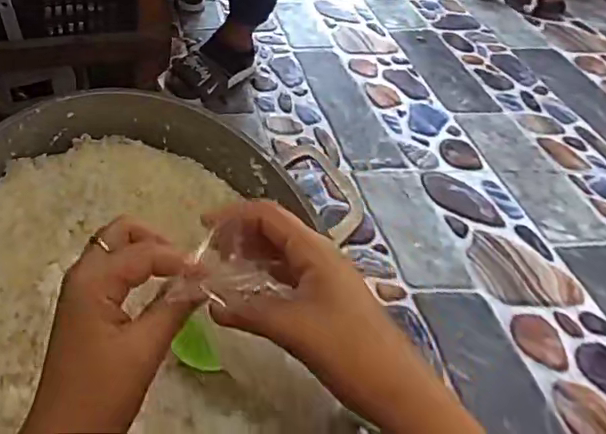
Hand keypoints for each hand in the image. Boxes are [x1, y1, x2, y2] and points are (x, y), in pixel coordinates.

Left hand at [18, 218, 200, 433]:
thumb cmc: (101, 393)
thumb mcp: (142, 352)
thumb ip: (171, 309)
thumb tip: (199, 281)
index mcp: (92, 279)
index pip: (140, 251)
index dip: (175, 257)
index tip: (206, 270)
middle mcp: (81, 274)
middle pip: (119, 233)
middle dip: (153, 240)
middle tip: (184, 263)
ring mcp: (78, 289)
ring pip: (112, 248)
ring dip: (142, 251)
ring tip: (174, 272)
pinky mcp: (82, 306)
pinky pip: (108, 269)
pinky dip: (132, 267)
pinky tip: (153, 286)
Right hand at [201, 202, 474, 433]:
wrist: (402, 392)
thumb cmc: (349, 350)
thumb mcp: (293, 328)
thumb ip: (249, 311)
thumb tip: (211, 302)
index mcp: (313, 248)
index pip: (266, 214)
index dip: (233, 215)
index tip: (204, 226)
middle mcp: (319, 254)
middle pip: (272, 229)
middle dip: (239, 234)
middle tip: (211, 253)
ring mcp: (325, 276)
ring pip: (280, 252)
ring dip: (251, 256)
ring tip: (225, 271)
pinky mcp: (328, 298)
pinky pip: (289, 274)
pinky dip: (265, 276)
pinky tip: (251, 294)